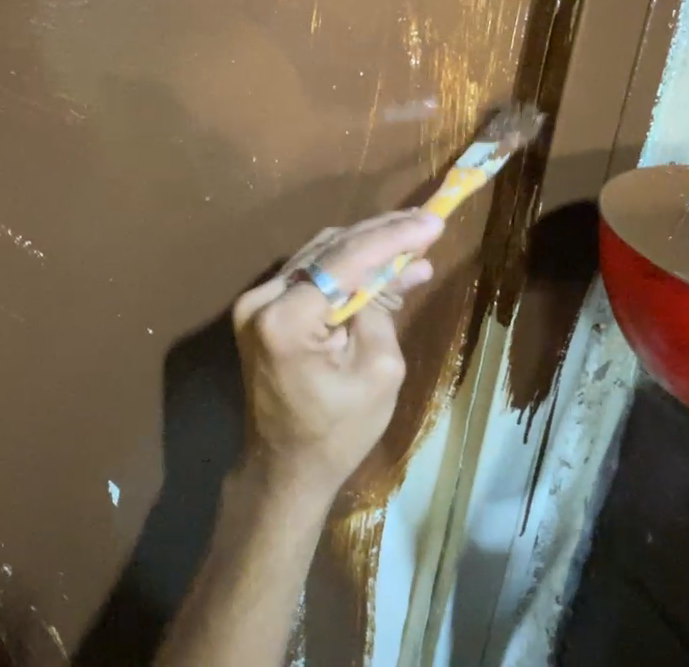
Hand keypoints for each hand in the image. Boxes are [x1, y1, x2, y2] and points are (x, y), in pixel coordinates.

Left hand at [230, 210, 444, 503]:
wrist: (284, 467)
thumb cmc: (337, 432)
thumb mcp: (378, 372)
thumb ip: (384, 309)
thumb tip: (409, 263)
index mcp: (285, 320)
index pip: (345, 261)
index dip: (392, 237)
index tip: (433, 221)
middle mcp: (261, 300)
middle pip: (329, 249)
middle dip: (380, 235)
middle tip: (425, 222)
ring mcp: (255, 302)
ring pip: (318, 256)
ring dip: (365, 246)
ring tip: (411, 236)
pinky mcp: (261, 309)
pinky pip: (309, 274)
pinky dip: (345, 266)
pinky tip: (380, 262)